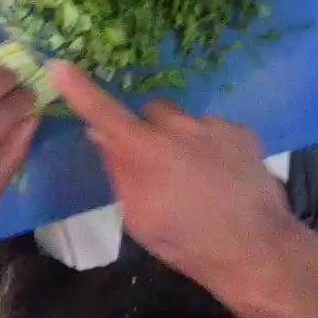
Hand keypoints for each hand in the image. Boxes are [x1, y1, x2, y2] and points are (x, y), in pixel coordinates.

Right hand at [51, 61, 317, 317]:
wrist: (258, 252)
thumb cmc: (188, 242)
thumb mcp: (139, 216)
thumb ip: (119, 170)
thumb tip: (102, 135)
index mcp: (146, 151)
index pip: (104, 113)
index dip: (79, 90)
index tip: (59, 65)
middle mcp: (178, 126)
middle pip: (150, 113)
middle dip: (148, 131)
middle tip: (157, 166)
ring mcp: (213, 125)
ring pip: (184, 121)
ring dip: (182, 140)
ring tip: (198, 179)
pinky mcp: (241, 131)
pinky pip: (214, 130)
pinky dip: (212, 148)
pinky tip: (222, 178)